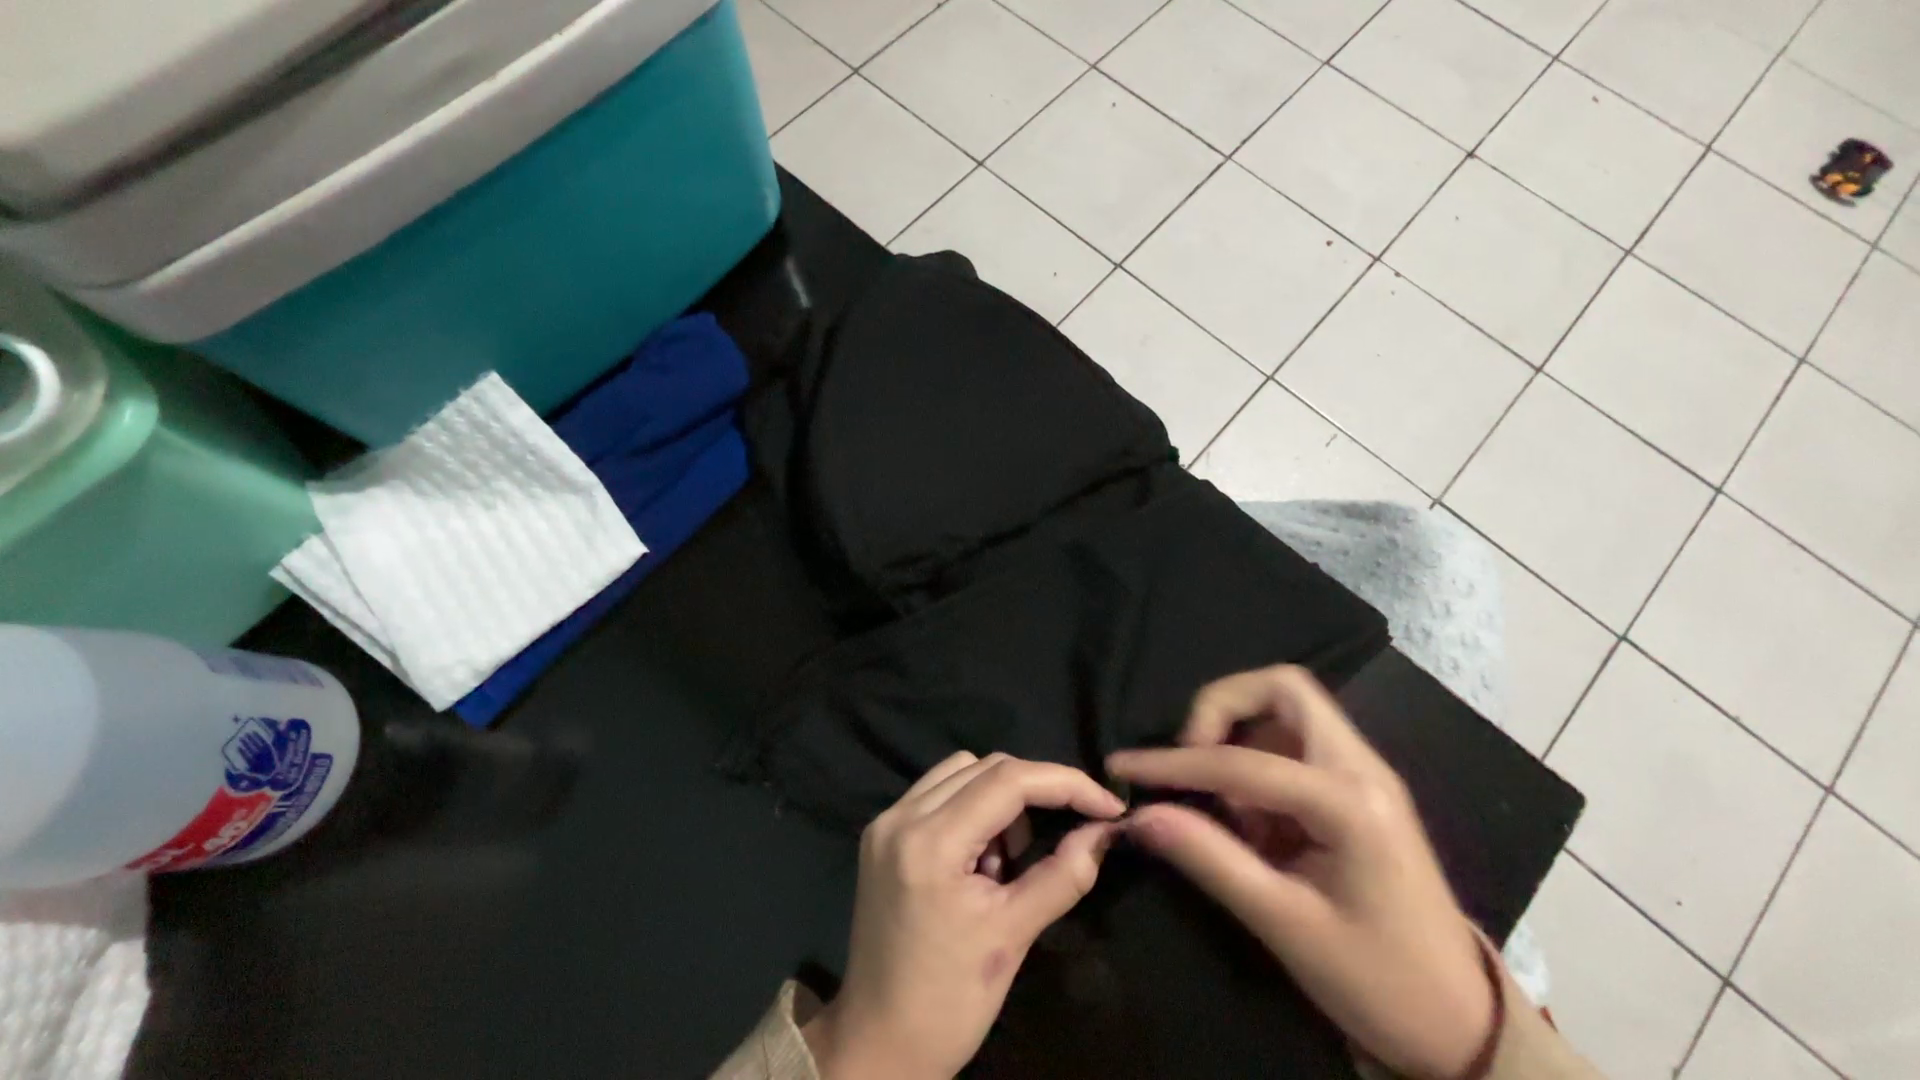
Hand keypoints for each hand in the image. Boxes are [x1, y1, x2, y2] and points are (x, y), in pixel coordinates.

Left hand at [805, 753, 1126, 1079]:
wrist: (880, 1043)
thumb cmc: (949, 999)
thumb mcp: (1013, 935)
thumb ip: (1063, 874)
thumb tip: (1104, 832)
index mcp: (929, 841)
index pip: (1008, 780)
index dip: (1066, 784)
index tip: (1108, 807)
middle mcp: (900, 817)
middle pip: (985, 767)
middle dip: (1037, 789)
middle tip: (1071, 830)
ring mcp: (885, 824)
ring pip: (961, 773)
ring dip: (1002, 797)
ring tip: (1016, 857)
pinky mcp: (882, 837)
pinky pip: (938, 795)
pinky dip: (973, 809)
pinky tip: (985, 857)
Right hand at [1107, 666, 1491, 1079]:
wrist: (1460, 1020)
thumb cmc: (1375, 979)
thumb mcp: (1283, 924)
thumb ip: (1210, 859)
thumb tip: (1139, 816)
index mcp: (1350, 802)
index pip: (1242, 760)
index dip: (1174, 763)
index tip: (1123, 766)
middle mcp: (1362, 768)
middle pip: (1283, 689)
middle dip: (1221, 708)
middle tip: (1188, 759)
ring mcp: (1365, 775)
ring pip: (1290, 709)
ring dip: (1240, 733)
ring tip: (1217, 798)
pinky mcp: (1359, 791)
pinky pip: (1297, 745)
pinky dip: (1257, 759)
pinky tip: (1246, 816)